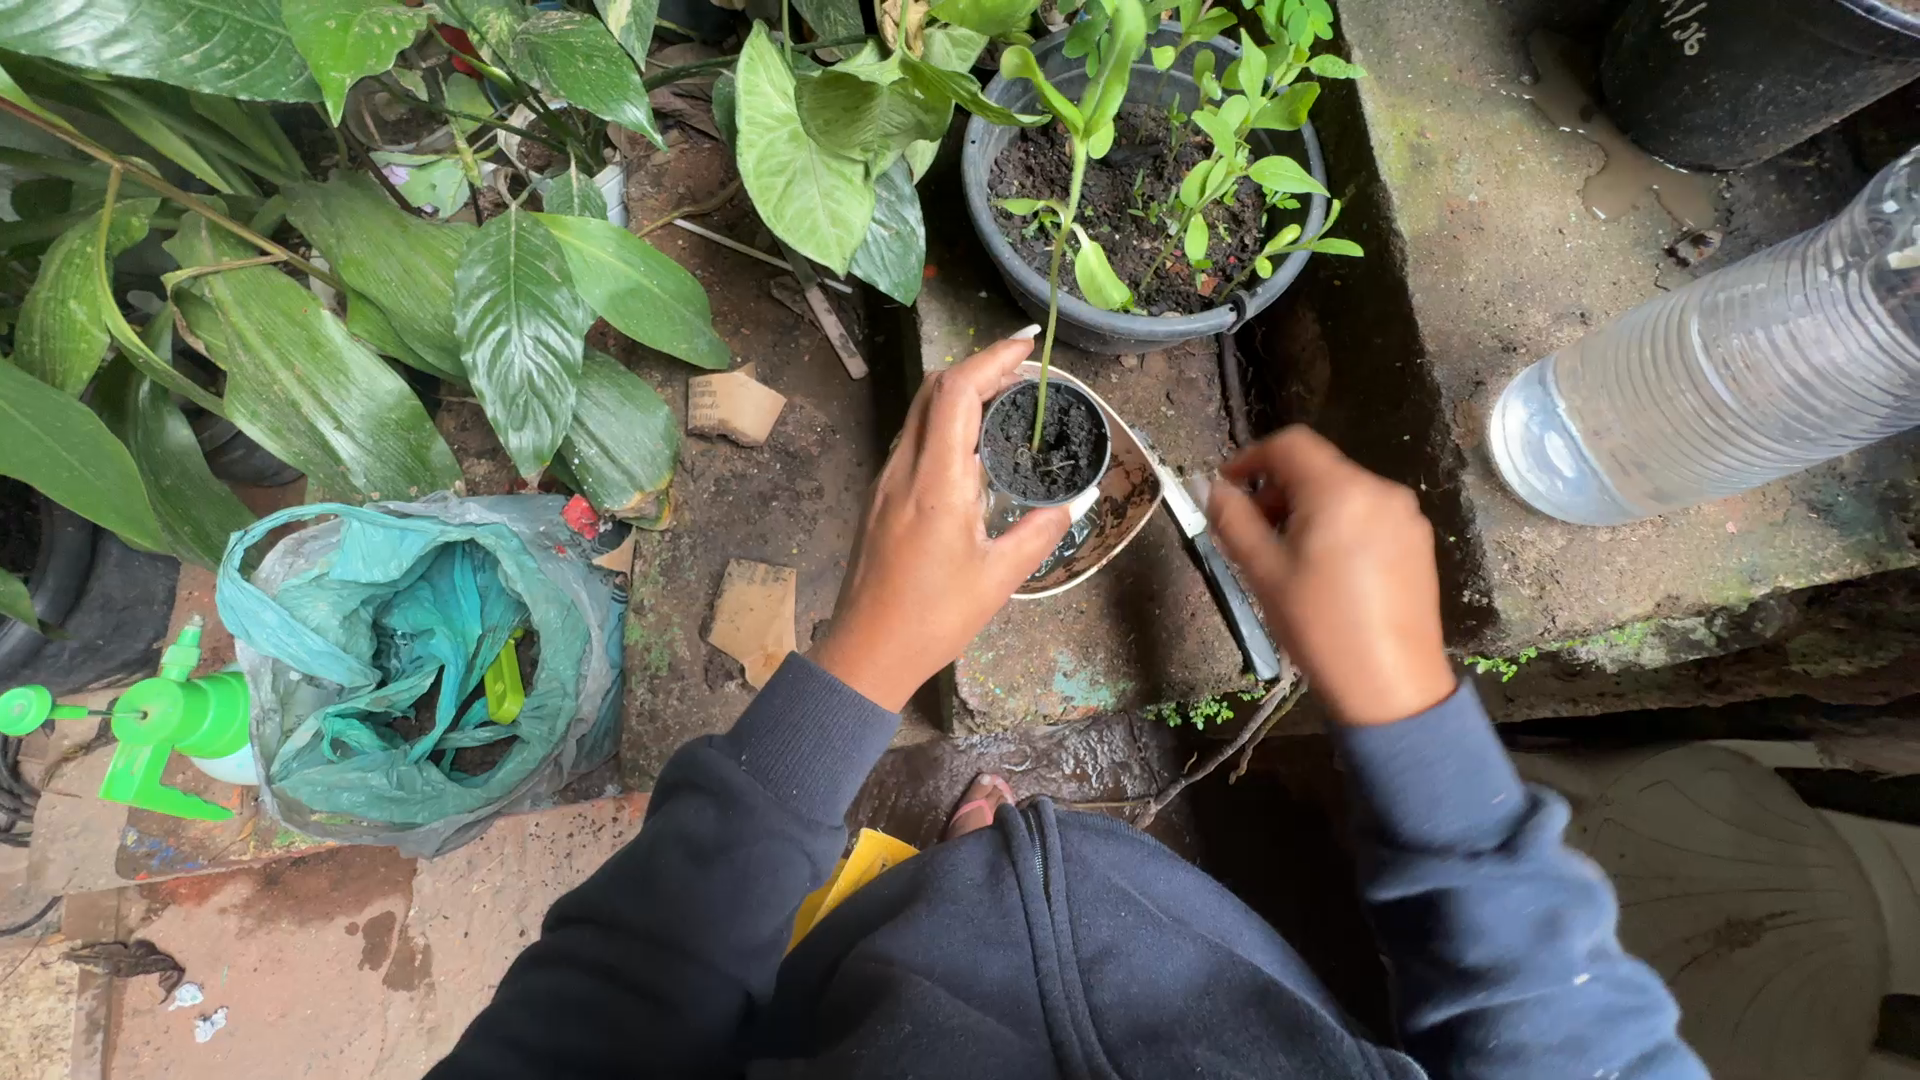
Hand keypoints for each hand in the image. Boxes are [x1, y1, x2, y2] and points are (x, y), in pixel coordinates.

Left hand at [810, 331, 1070, 711]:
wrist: (866, 650)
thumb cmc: (932, 618)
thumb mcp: (998, 579)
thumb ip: (1038, 532)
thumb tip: (1075, 501)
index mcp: (935, 482)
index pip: (956, 393)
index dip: (991, 359)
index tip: (1027, 348)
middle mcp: (904, 469)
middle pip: (932, 391)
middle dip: (978, 368)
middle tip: (1022, 373)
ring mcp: (885, 481)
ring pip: (919, 414)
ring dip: (959, 395)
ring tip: (1004, 402)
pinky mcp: (880, 497)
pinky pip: (913, 441)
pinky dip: (945, 425)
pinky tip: (972, 449)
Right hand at [1205, 426, 1455, 726]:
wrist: (1390, 684)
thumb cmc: (1318, 624)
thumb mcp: (1261, 570)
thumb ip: (1232, 518)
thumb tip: (1213, 487)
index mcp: (1340, 490)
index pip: (1290, 444)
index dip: (1250, 457)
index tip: (1225, 486)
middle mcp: (1380, 491)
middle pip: (1316, 468)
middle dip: (1275, 490)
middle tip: (1249, 532)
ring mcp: (1405, 517)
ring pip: (1341, 492)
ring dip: (1302, 509)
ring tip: (1283, 556)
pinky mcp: (1417, 543)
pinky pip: (1365, 515)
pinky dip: (1334, 525)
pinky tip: (1322, 570)